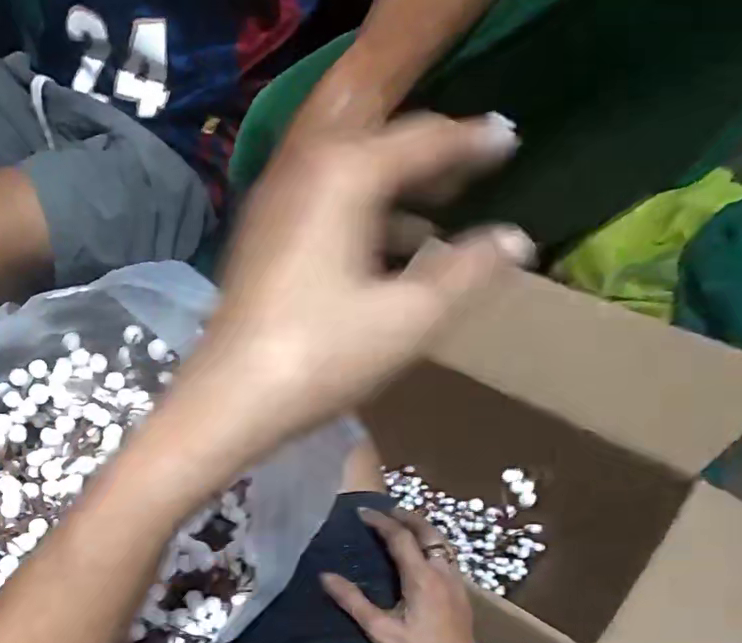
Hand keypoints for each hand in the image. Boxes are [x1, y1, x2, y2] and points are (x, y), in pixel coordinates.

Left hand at [169, 113, 531, 467]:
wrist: (225, 403)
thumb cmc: (319, 358)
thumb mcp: (409, 319)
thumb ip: (468, 272)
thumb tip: (515, 239)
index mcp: (344, 175)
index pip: (423, 140)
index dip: (472, 143)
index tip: (508, 144)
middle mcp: (300, 177)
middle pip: (375, 151)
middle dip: (425, 164)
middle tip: (468, 179)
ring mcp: (268, 212)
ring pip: (341, 185)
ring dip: (387, 197)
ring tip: (428, 228)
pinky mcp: (253, 249)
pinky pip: (315, 214)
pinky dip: (352, 222)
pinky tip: (370, 263)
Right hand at [321, 506, 502, 642]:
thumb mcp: (380, 630)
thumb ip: (353, 601)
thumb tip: (326, 576)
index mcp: (422, 578)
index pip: (400, 538)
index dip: (380, 522)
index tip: (362, 513)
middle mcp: (442, 572)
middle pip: (427, 532)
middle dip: (406, 517)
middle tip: (385, 510)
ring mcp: (456, 581)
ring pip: (441, 542)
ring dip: (421, 528)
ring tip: (402, 524)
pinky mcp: (461, 591)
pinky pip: (446, 554)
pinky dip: (431, 542)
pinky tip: (421, 552)